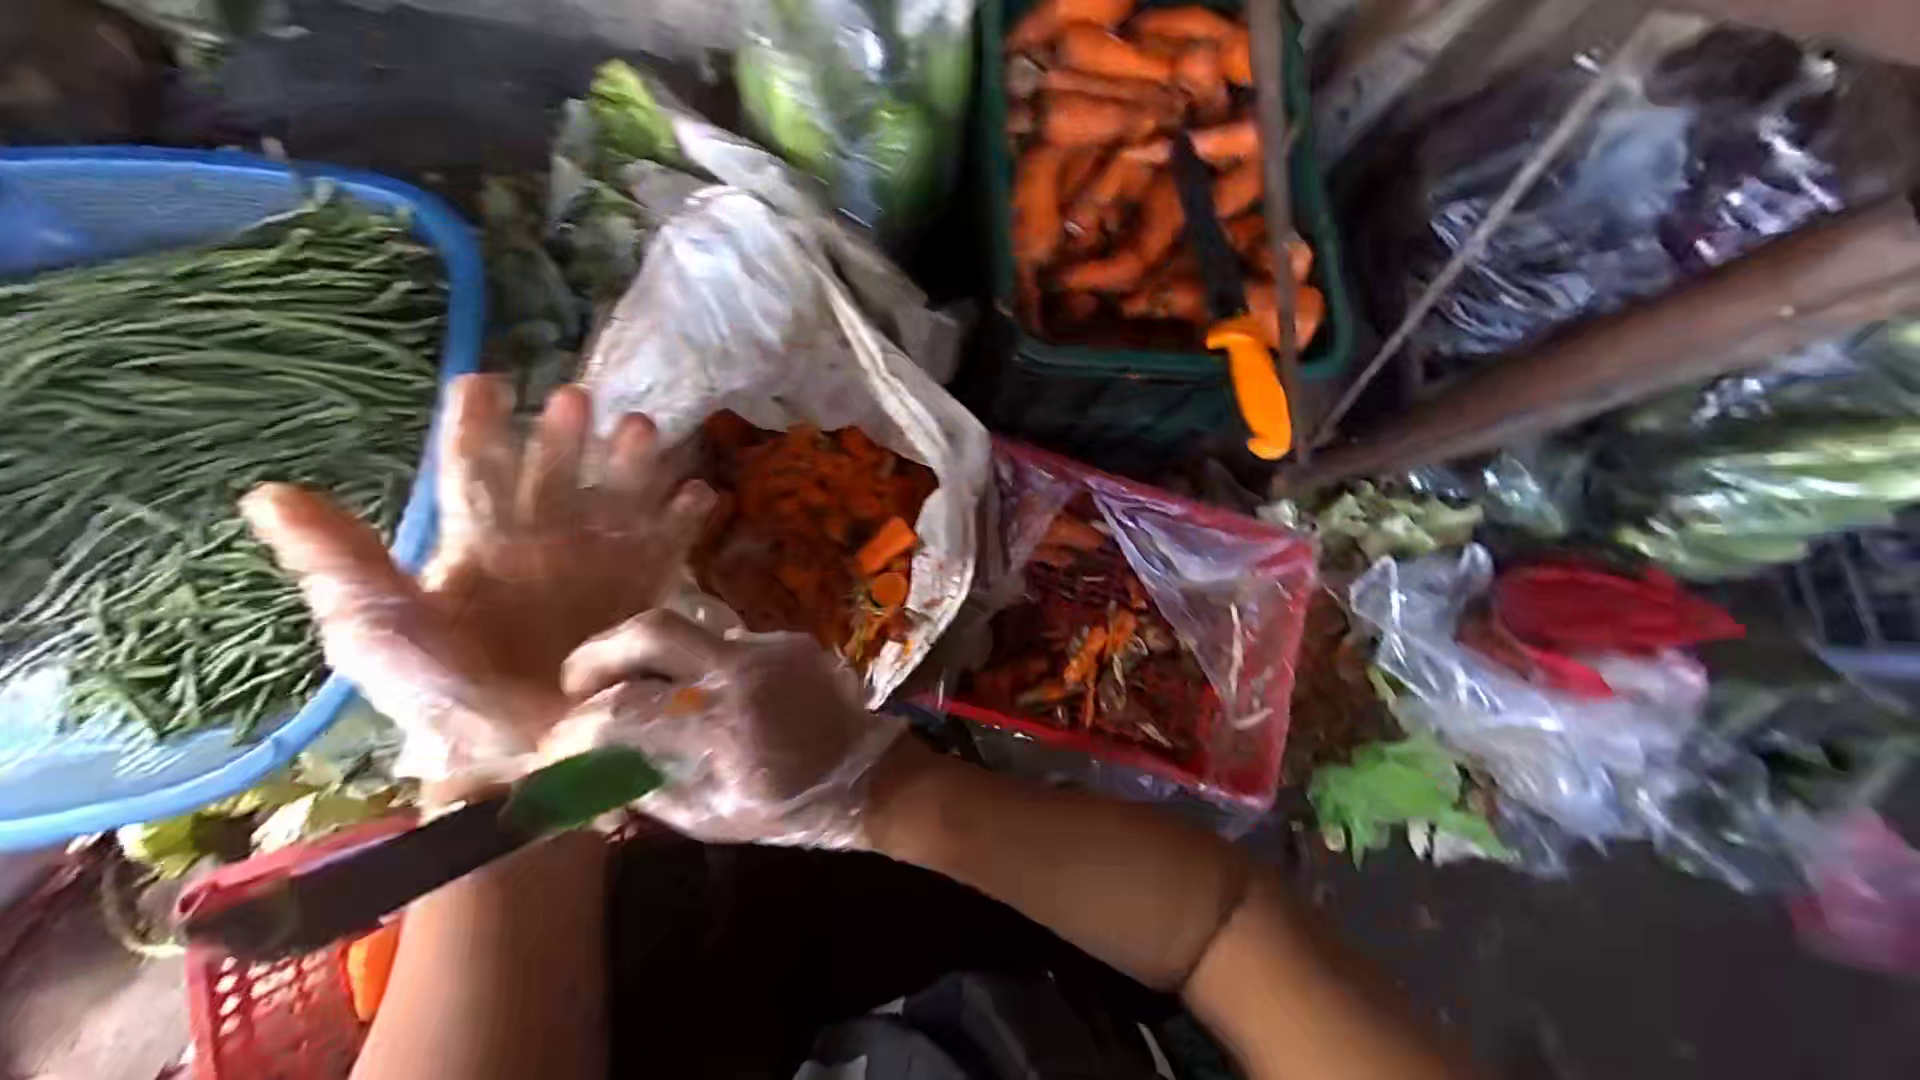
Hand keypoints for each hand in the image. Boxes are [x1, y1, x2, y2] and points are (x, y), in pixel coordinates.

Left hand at [242, 375, 715, 780]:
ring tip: (643, 429)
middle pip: (556, 476)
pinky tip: (700, 493)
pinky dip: (685, 518)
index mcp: (479, 550)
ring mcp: (599, 568)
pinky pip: (669, 545)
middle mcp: (544, 548)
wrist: (530, 753)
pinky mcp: (643, 592)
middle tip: (577, 398)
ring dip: (632, 464)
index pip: (476, 474)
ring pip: (619, 498)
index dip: (477, 427)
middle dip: (565, 435)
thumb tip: (270, 492)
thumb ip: (342, 566)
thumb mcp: (382, 634)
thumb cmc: (451, 695)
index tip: (483, 381)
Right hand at [542, 609, 904, 848]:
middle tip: (579, 683)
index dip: (575, 728)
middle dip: (597, 654)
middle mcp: (743, 673)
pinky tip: (706, 692)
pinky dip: (699, 664)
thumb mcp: (712, 817)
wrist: (871, 773)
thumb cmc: (790, 808)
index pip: (625, 712)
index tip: (555, 744)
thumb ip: (647, 788)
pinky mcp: (789, 640)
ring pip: (686, 631)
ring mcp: (769, 648)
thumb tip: (588, 771)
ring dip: (648, 657)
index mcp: (723, 730)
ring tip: (640, 688)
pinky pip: (724, 642)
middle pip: (650, 631)